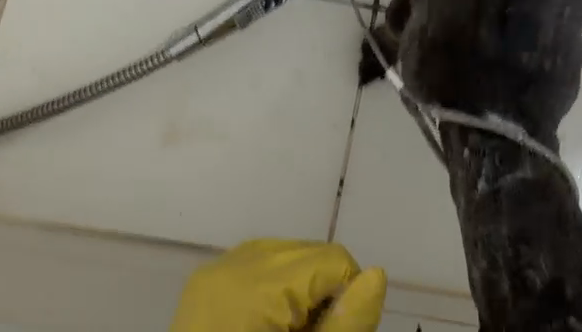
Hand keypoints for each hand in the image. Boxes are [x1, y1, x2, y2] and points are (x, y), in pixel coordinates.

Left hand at [170, 239, 385, 331]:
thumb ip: (344, 326)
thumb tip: (376, 275)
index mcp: (258, 282)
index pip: (336, 261)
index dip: (346, 304)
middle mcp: (234, 262)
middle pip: (311, 256)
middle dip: (322, 299)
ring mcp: (215, 271)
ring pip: (286, 260)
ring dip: (300, 296)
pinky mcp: (205, 284)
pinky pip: (257, 269)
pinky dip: (273, 296)